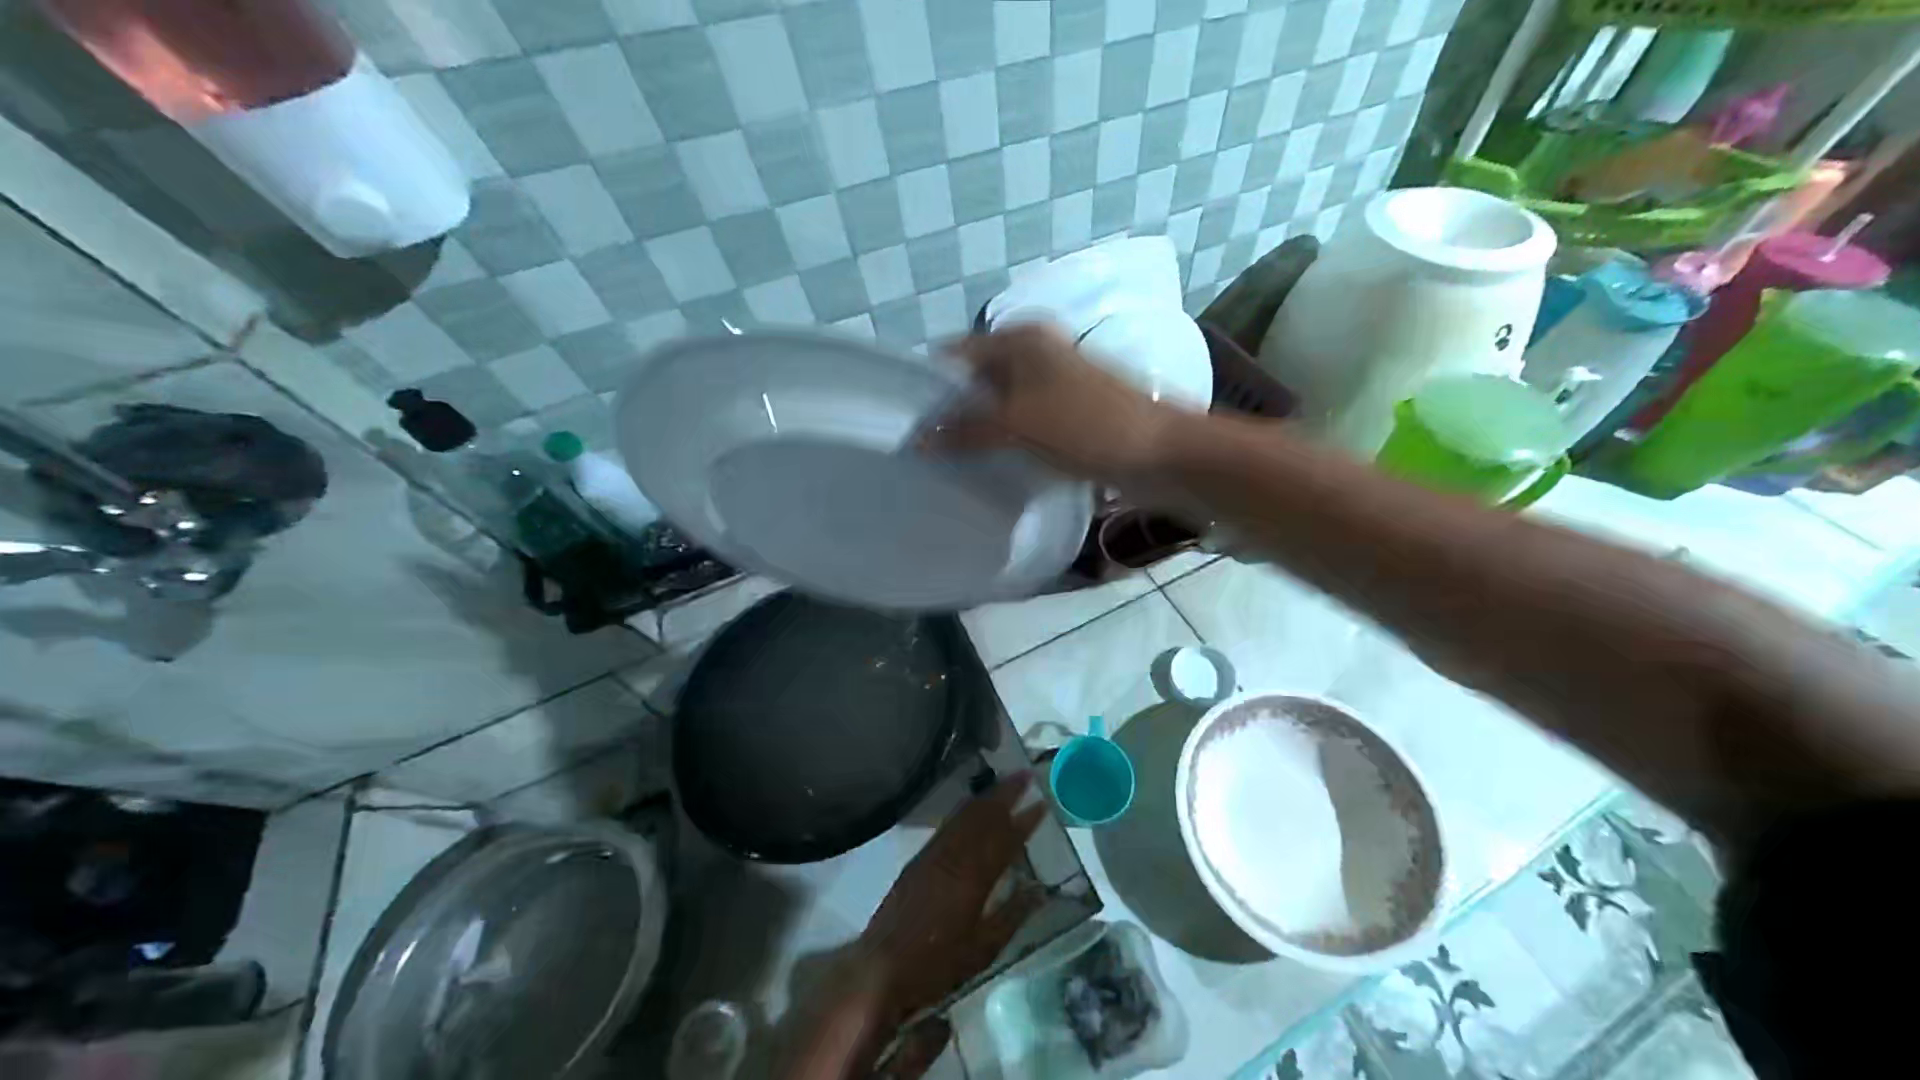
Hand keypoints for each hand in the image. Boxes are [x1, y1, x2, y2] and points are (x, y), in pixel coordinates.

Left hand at [858, 772, 1048, 1025]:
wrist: (882, 967)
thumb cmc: (937, 964)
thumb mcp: (984, 949)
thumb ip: (1013, 915)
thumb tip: (1040, 890)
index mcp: (973, 878)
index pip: (1005, 840)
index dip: (1024, 820)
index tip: (1042, 802)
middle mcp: (953, 857)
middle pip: (982, 817)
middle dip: (1005, 794)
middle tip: (1025, 775)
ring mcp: (933, 855)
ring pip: (963, 816)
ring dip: (985, 797)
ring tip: (1004, 783)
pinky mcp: (919, 859)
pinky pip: (947, 826)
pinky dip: (964, 811)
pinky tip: (972, 808)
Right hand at [926, 324, 1182, 483]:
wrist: (1160, 454)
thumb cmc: (1086, 427)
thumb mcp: (1017, 424)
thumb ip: (965, 429)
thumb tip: (919, 438)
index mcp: (1021, 339)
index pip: (956, 354)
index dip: (930, 385)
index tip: (906, 422)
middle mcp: (1034, 353)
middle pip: (976, 379)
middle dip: (951, 410)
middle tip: (923, 448)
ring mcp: (1052, 384)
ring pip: (998, 405)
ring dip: (976, 430)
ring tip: (946, 462)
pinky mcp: (1065, 415)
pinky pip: (1020, 425)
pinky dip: (1002, 442)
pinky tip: (986, 467)